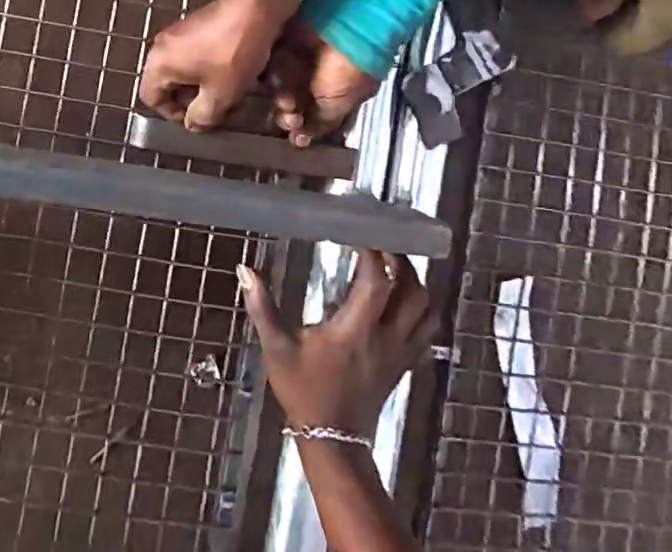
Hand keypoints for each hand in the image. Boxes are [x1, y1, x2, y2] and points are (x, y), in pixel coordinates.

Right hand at [140, 0, 302, 130]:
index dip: (173, 115)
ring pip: (187, 72)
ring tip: (233, 93)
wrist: (255, 6)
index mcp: (159, 64)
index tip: (199, 119)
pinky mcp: (198, 27)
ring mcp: (179, 34)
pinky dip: (213, 69)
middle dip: (194, 101)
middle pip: (170, 86)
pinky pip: (197, 56)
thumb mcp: (221, 93)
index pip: (152, 99)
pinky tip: (238, 73)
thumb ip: (202, 116)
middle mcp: (162, 47)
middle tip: (220, 109)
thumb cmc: (233, 52)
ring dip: (207, 86)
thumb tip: (192, 124)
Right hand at [237, 250, 435, 436]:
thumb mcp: (276, 347)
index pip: (377, 282)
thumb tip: (244, 270)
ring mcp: (401, 353)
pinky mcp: (405, 363)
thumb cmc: (303, 389)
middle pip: (413, 291)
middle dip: (401, 262)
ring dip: (416, 282)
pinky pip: (426, 330)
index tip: (357, 234)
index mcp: (355, 330)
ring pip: (427, 310)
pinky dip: (421, 308)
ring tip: (395, 265)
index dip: (372, 254)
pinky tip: (402, 299)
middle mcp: (386, 338)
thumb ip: (261, 306)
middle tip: (380, 243)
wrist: (332, 438)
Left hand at [265, 20, 380, 146]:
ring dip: (280, 92)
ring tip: (287, 94)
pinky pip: (269, 61)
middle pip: (286, 101)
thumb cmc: (348, 73)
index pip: (305, 115)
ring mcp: (295, 62)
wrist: (348, 29)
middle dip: (286, 111)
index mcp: (327, 96)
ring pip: (277, 83)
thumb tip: (300, 142)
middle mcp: (309, 80)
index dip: (297, 124)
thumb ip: (319, 124)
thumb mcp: (339, 105)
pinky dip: (271, 70)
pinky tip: (275, 75)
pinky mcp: (283, 44)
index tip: (295, 131)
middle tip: (290, 112)